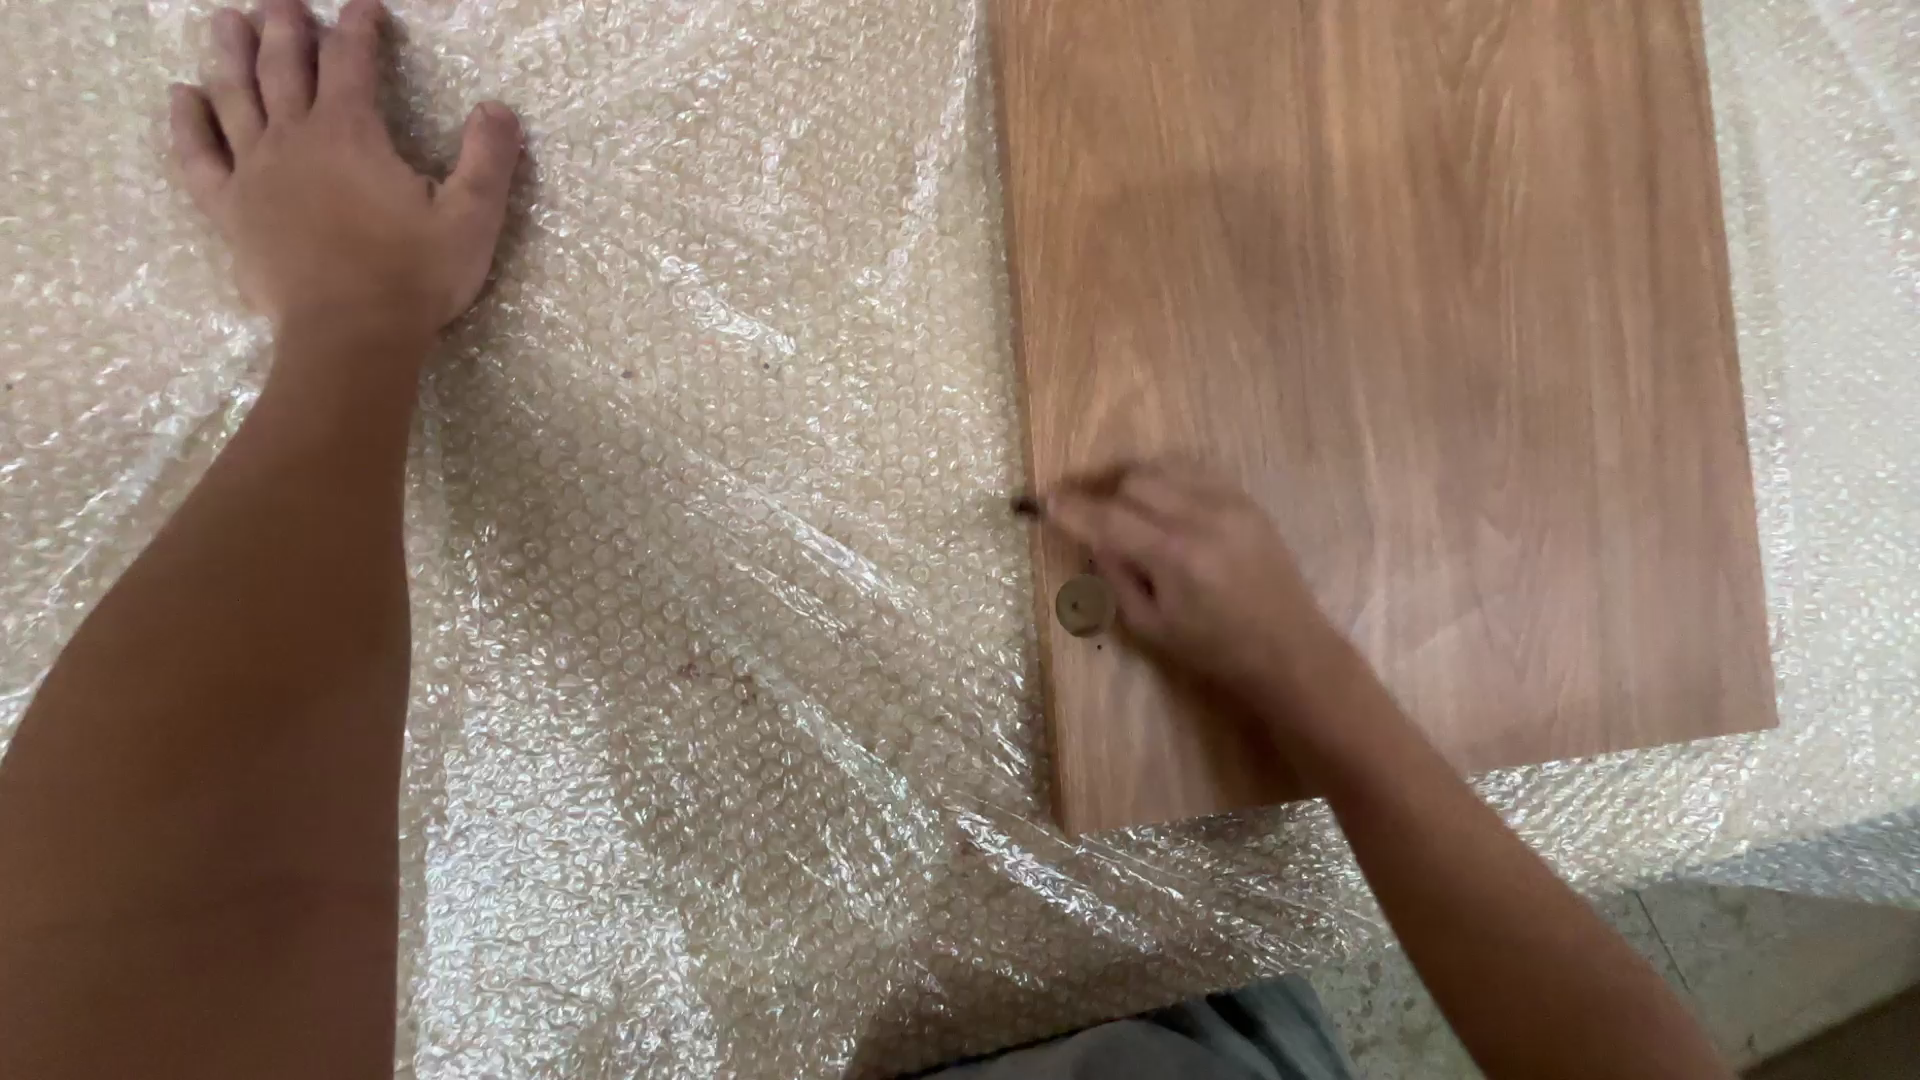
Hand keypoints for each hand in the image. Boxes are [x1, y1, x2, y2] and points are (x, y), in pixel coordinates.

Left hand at [168, 0, 521, 339]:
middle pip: (282, 65)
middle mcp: (293, 137)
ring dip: (230, 51)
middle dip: (286, 26)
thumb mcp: (473, 219)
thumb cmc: (417, 275)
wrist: (354, 331)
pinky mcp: (231, 208)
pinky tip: (183, 96)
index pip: (351, 63)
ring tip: (229, 21)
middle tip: (286, 1)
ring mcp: (254, 171)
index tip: (366, 7)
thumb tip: (498, 109)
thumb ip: (487, 161)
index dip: (359, 28)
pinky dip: (186, 120)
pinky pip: (196, 153)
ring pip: (232, 93)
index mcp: (352, 135)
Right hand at [1042, 463, 1353, 716]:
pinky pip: (1191, 470)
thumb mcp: (1149, 626)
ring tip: (1119, 507)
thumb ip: (1114, 575)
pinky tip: (1156, 503)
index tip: (1042, 500)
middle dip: (1100, 493)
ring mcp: (1230, 502)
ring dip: (1131, 482)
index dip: (1071, 508)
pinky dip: (1164, 480)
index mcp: (1177, 558)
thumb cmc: (1214, 651)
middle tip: (1082, 512)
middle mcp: (1204, 518)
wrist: (1290, 650)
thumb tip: (1091, 536)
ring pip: (1161, 467)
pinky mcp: (1245, 499)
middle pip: (1133, 480)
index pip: (1109, 519)